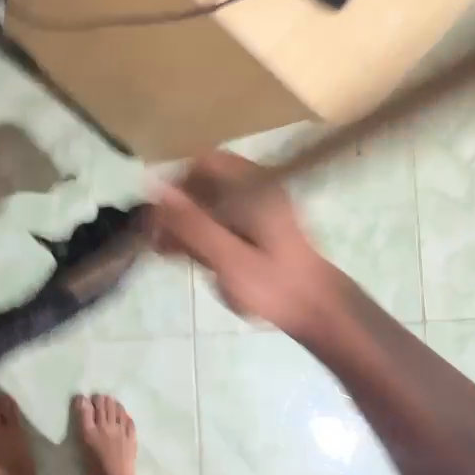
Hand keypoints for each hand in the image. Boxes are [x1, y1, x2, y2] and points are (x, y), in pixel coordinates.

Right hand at [149, 151, 347, 341]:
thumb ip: (192, 222)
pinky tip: (191, 258)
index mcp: (254, 188)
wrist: (320, 312)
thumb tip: (155, 186)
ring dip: (187, 224)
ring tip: (167, 252)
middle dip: (179, 208)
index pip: (206, 162)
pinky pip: (224, 220)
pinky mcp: (262, 230)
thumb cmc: (274, 285)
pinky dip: (204, 235)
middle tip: (157, 239)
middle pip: (207, 183)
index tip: (160, 213)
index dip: (178, 182)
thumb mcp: (228, 257)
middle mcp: (258, 190)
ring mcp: (262, 210)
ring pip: (212, 204)